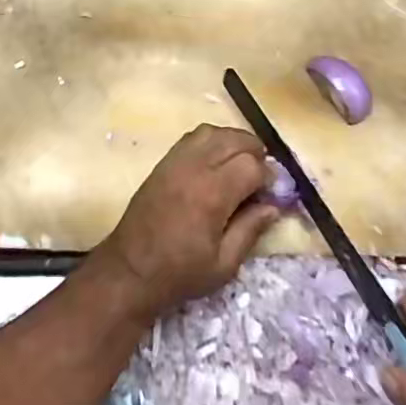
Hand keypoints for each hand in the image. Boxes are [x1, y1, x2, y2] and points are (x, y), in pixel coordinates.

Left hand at [83, 124, 280, 321]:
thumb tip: (273, 206)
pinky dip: (211, 140)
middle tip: (264, 173)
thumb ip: (250, 229)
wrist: (131, 267)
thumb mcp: (224, 264)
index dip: (269, 175)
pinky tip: (217, 159)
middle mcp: (194, 168)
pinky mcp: (163, 162)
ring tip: (243, 161)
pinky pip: (191, 137)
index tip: (274, 191)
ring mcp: (175, 161)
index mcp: (212, 194)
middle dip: (254, 151)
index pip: (251, 165)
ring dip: (232, 140)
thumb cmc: (180, 273)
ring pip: (211, 132)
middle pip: (233, 139)